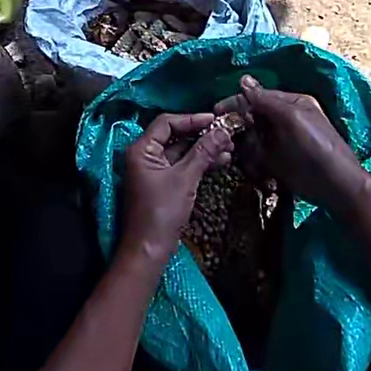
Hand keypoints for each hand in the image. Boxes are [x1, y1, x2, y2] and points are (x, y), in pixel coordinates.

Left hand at [120, 113, 233, 266]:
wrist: (149, 250)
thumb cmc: (162, 212)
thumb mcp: (185, 178)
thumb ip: (204, 152)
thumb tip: (223, 130)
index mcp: (142, 149)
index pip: (167, 123)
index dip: (192, 119)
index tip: (215, 120)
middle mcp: (145, 156)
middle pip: (175, 135)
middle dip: (202, 134)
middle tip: (226, 133)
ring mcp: (154, 170)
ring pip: (181, 151)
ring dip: (204, 149)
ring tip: (229, 149)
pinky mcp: (163, 183)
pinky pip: (182, 165)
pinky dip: (199, 162)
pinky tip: (220, 161)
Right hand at [215, 76, 370, 212]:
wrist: (335, 186)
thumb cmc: (317, 146)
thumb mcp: (292, 118)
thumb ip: (267, 100)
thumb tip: (243, 79)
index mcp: (291, 104)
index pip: (259, 97)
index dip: (237, 102)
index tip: (216, 111)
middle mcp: (284, 120)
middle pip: (252, 117)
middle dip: (237, 126)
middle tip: (223, 137)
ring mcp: (280, 142)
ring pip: (251, 138)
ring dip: (242, 146)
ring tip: (236, 154)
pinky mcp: (276, 163)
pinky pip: (256, 157)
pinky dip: (250, 161)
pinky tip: (250, 167)